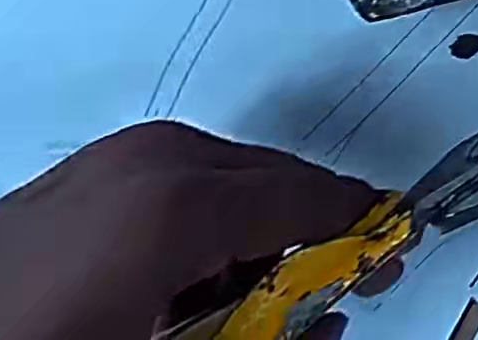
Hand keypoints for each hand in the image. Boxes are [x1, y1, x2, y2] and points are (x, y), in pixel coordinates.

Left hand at [0, 121, 381, 339]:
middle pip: (278, 181)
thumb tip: (332, 327)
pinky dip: (210, 223)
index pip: (308, 198)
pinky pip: (185, 180)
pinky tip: (189, 280)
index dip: (360, 227)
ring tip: (252, 294)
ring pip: (235, 178)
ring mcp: (117, 156)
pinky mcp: (86, 170)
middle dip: (312, 231)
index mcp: (176, 202)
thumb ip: (266, 338)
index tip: (391, 249)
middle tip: (333, 282)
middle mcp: (157, 158)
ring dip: (259, 231)